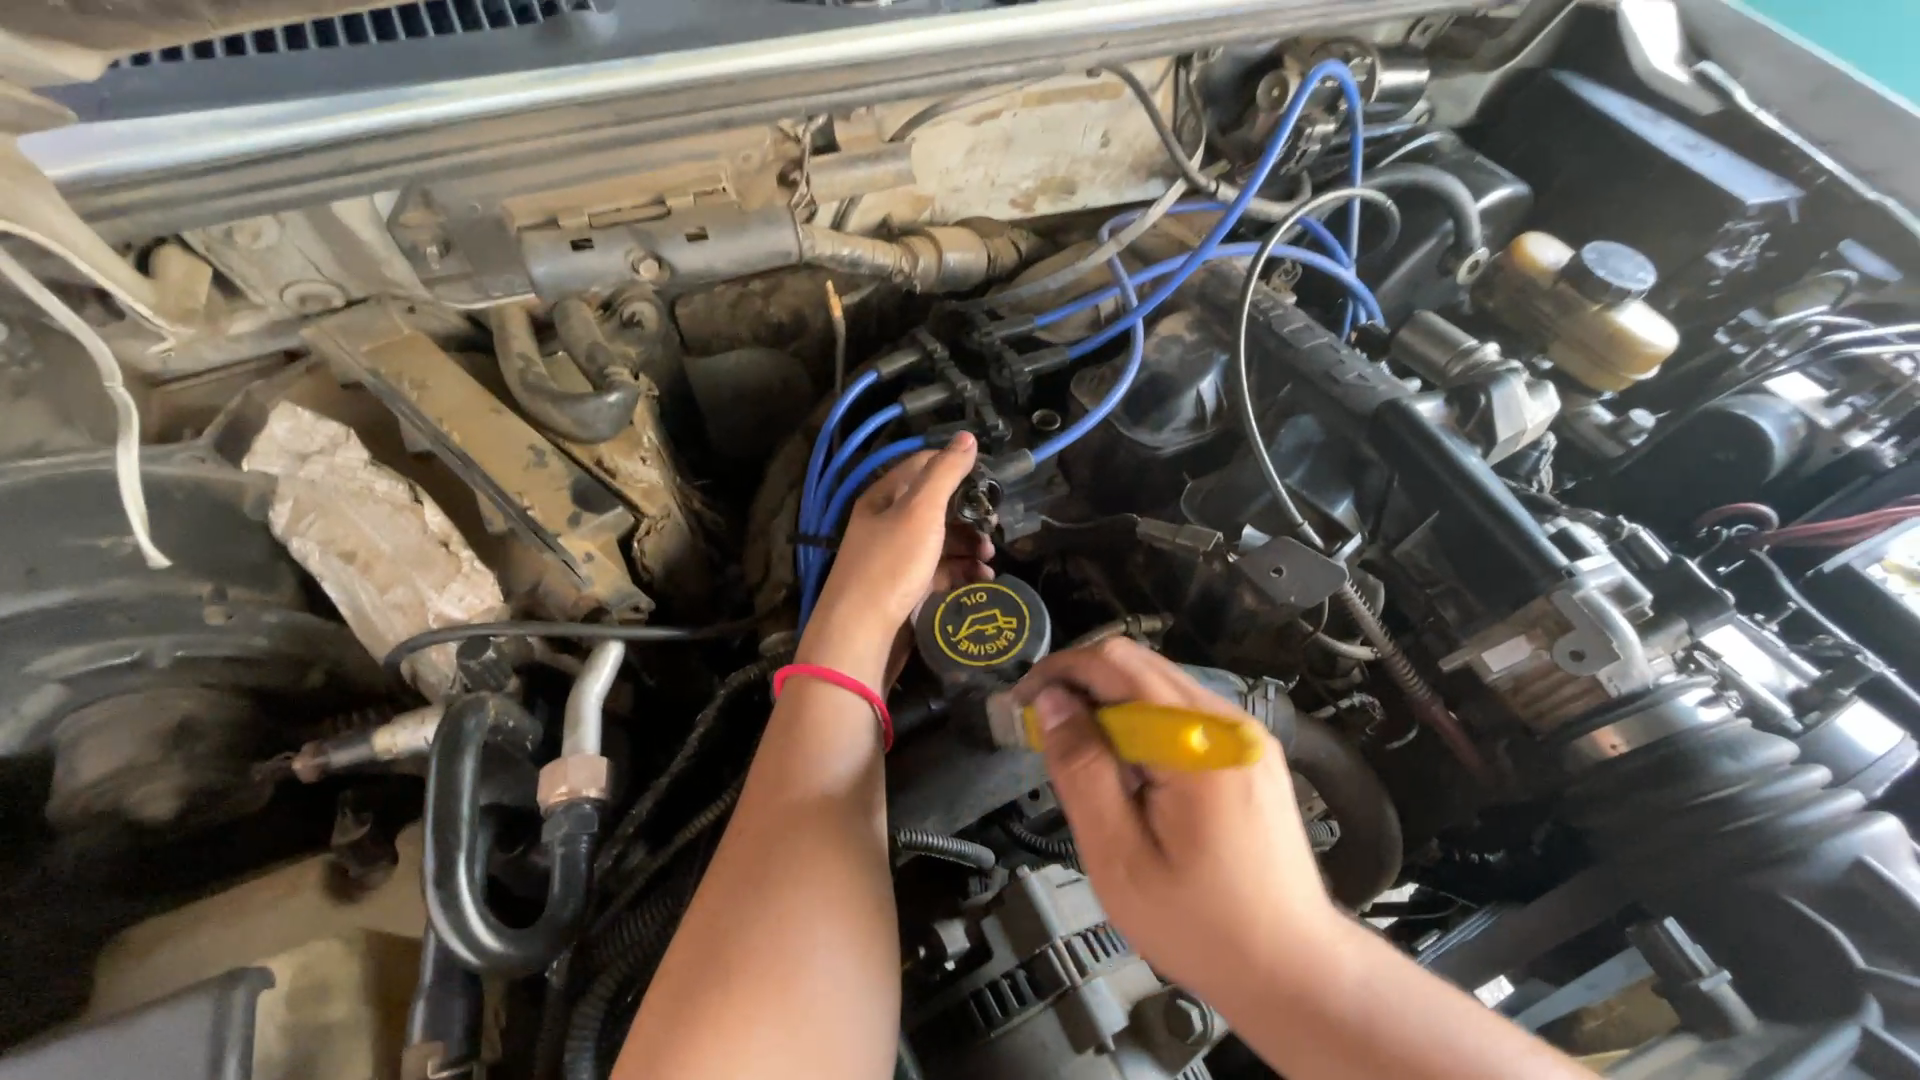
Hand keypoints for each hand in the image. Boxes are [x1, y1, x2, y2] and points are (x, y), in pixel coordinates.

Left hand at [800, 432, 991, 686]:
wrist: (860, 633)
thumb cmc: (891, 565)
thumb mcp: (921, 512)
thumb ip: (945, 474)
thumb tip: (967, 437)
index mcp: (884, 497)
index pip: (923, 466)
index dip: (956, 468)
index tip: (989, 481)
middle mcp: (887, 523)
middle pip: (936, 507)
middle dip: (969, 516)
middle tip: (995, 527)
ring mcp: (895, 557)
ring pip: (941, 542)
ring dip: (969, 546)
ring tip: (989, 560)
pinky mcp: (905, 588)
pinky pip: (939, 571)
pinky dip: (961, 572)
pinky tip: (980, 580)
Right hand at [1008, 639, 1340, 1007]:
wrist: (1293, 969)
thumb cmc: (1199, 925)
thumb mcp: (1119, 856)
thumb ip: (1083, 770)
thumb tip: (1053, 701)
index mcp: (1199, 743)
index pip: (1117, 665)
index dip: (1059, 672)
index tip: (1022, 706)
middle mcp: (1229, 722)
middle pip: (1139, 666)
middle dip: (1081, 685)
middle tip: (1045, 734)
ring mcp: (1247, 735)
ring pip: (1160, 686)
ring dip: (1111, 706)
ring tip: (1085, 760)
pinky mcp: (1250, 753)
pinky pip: (1184, 714)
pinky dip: (1143, 725)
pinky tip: (1130, 773)